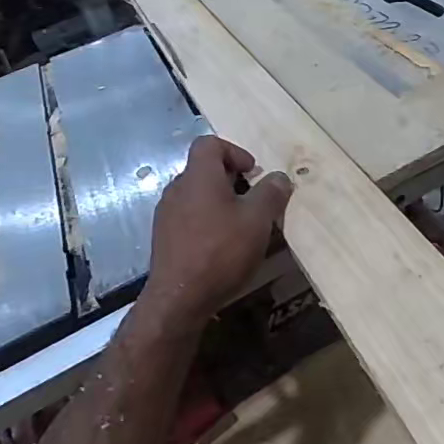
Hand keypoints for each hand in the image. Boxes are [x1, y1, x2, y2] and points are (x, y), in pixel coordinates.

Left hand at [144, 136, 292, 327]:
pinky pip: (189, 217)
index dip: (234, 151)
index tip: (252, 173)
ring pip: (197, 195)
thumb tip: (279, 177)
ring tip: (241, 225)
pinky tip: (222, 246)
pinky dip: (207, 221)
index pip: (209, 143)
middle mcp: (177, 189)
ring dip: (220, 202)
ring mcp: (166, 215)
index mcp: (198, 176)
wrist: (179, 299)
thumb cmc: (221, 250)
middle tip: (253, 200)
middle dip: (232, 179)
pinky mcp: (164, 239)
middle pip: (204, 169)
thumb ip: (271, 192)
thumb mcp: (258, 219)